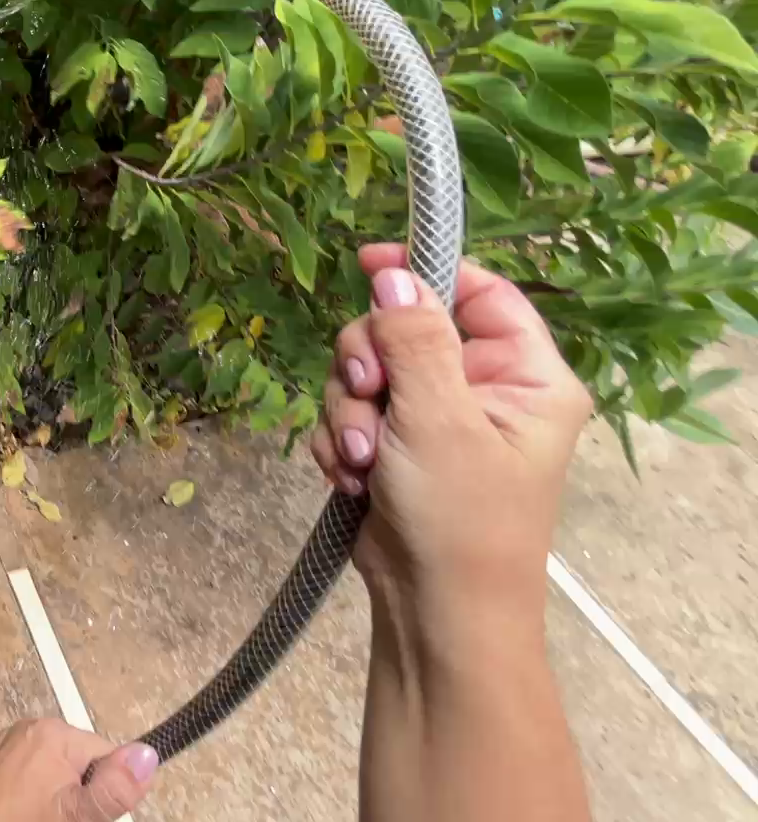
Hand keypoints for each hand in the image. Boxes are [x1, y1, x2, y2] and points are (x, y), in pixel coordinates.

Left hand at [0, 718, 155, 821]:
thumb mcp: (79, 816)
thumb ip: (115, 788)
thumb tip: (149, 753)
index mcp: (56, 733)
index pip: (107, 754)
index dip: (106, 790)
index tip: (88, 813)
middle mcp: (32, 724)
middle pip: (80, 758)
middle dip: (82, 789)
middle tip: (65, 817)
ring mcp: (8, 737)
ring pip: (54, 763)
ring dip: (58, 788)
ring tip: (44, 815)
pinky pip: (29, 765)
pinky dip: (34, 785)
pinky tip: (26, 810)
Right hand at [310, 244, 591, 616]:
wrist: (432, 598)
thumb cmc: (461, 513)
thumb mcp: (438, 419)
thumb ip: (415, 341)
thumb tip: (393, 272)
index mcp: (520, 376)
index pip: (478, 295)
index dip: (424, 271)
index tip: (365, 260)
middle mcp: (474, 387)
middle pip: (397, 330)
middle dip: (366, 367)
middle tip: (368, 398)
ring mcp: (426, 415)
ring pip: (359, 373)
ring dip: (347, 413)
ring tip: (363, 461)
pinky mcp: (386, 439)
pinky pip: (342, 410)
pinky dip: (338, 439)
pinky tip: (352, 475)